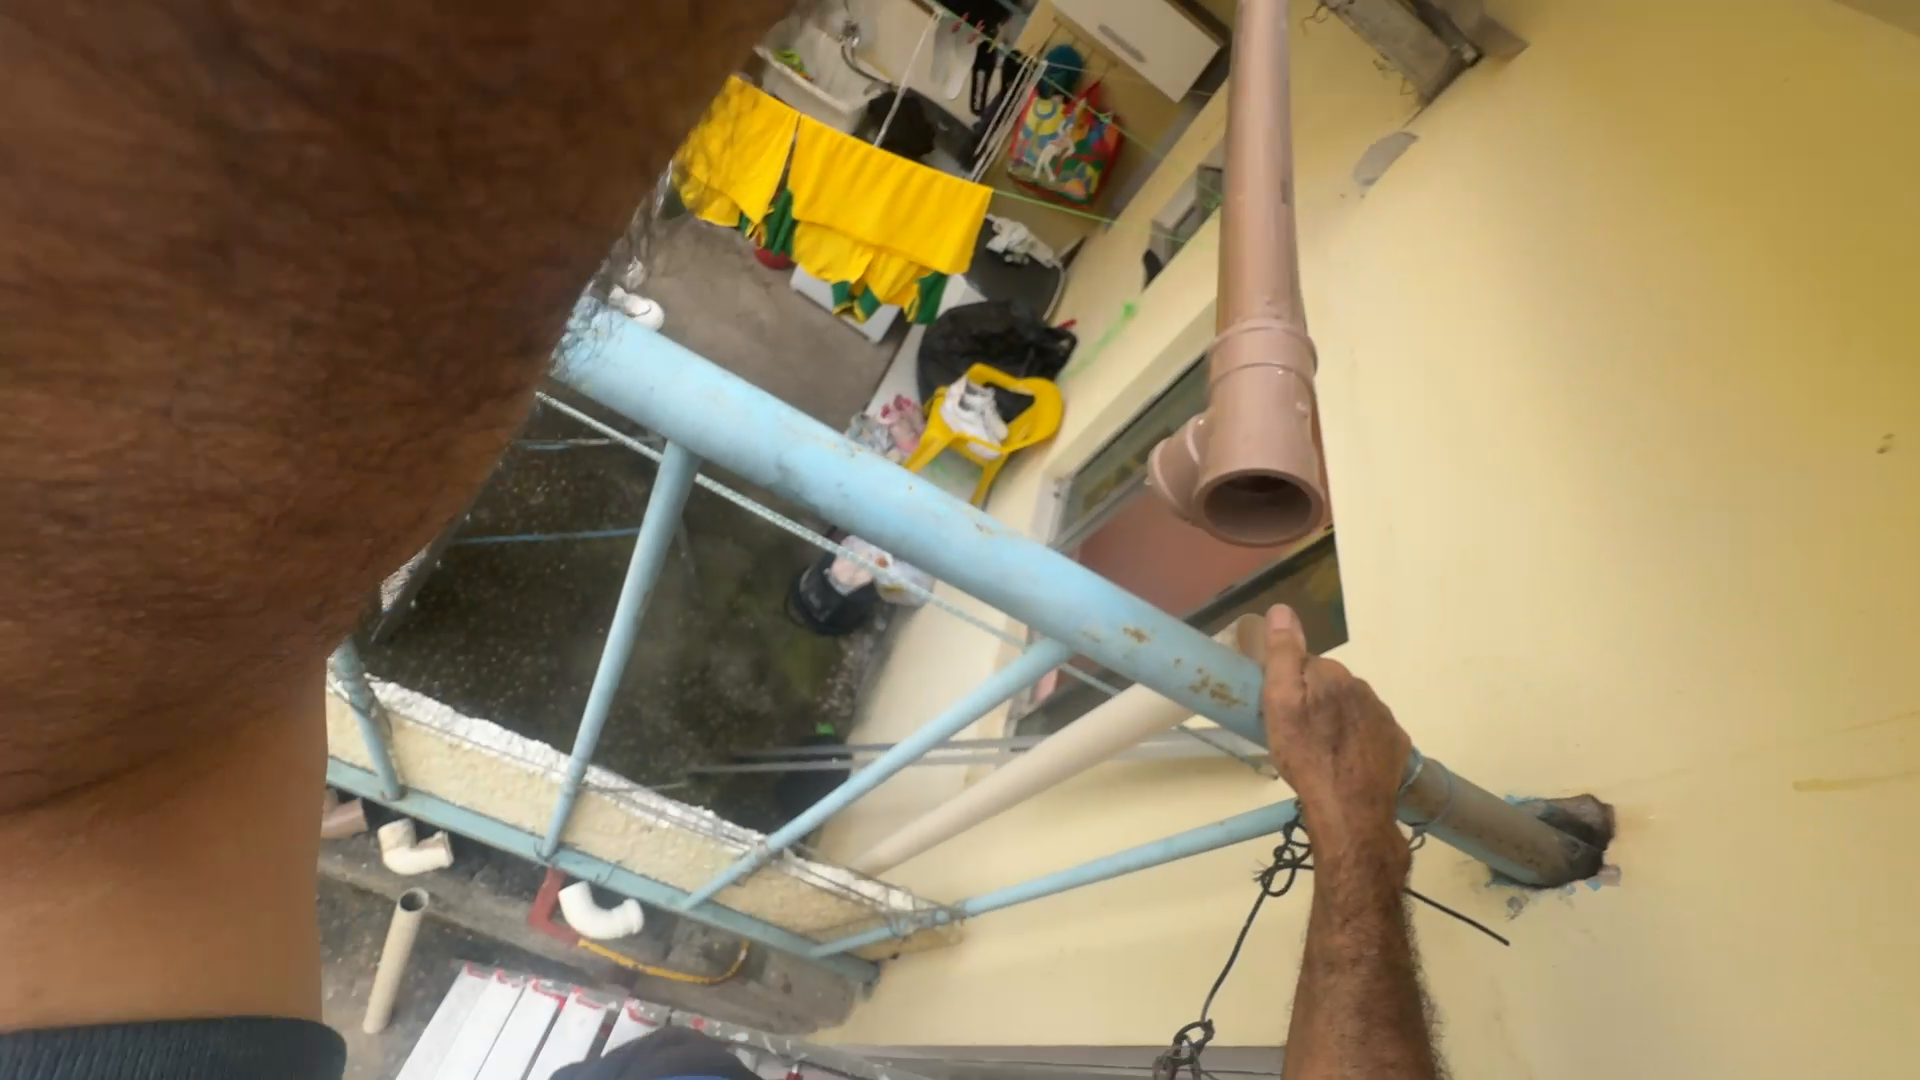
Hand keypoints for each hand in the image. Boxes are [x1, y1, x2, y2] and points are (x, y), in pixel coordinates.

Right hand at [1261, 605, 1411, 842]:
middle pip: (1327, 684)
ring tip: (1318, 748)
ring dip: (1334, 718)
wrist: (1349, 811)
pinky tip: (1343, 759)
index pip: (1304, 663)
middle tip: (1294, 731)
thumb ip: (1282, 655)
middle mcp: (1362, 687)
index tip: (1278, 708)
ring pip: (1348, 707)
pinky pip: (1368, 730)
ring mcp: (1383, 716)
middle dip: (1312, 699)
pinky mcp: (1395, 743)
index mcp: (1331, 674)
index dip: (1287, 684)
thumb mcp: (1279, 703)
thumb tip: (1282, 610)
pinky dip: (1355, 738)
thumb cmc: (1304, 756)